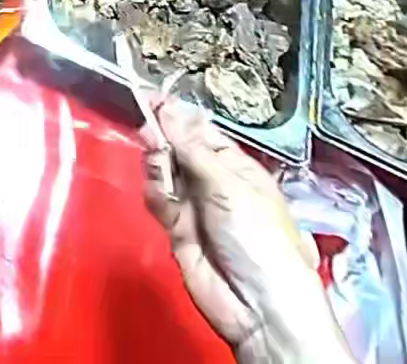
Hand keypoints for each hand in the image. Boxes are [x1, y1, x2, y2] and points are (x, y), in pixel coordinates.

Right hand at [144, 101, 352, 363]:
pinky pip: (156, 197)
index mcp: (232, 164)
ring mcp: (192, 203)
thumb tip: (166, 107)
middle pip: (174, 145)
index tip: (148, 98)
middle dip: (160, 137)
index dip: (174, 113)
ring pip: (161, 168)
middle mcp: (210, 179)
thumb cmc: (257, 237)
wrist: (258, 307)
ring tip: (160, 168)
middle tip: (150, 135)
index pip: (197, 128)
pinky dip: (155, 194)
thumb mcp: (227, 184)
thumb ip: (190, 145)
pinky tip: (162, 199)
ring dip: (156, 165)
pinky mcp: (175, 226)